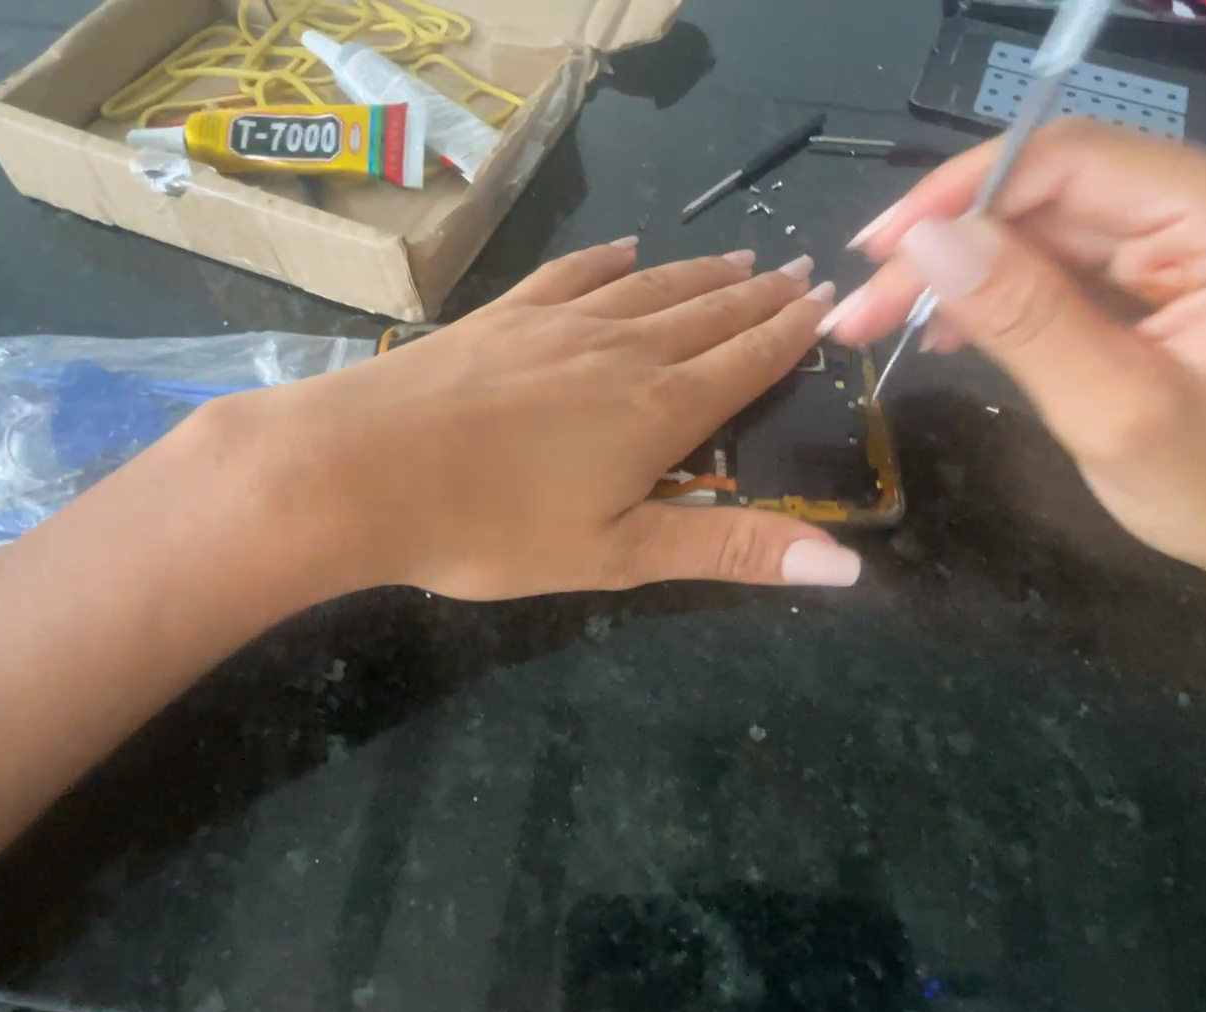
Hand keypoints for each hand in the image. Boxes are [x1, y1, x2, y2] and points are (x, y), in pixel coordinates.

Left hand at [203, 241, 857, 600]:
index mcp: (658, 410)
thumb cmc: (492, 528)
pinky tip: (626, 250)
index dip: (791, 333)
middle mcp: (620, 351)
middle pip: (707, 312)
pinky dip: (609, 261)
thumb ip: (729, 550)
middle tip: (801, 270)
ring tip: (741, 257)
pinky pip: (572, 275)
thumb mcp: (620, 555)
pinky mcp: (503, 317)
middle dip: (760, 295)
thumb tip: (847, 567)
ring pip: (650, 288)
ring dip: (701, 273)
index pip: (745, 360)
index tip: (826, 300)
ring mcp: (557, 324)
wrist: (359, 471)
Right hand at [818, 121, 1205, 578]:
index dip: (961, 195)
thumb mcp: (1113, 410)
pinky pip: (1044, 262)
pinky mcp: (1144, 270)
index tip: (876, 252)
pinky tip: (937, 328)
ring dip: (947, 272)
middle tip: (857, 309)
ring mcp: (1175, 235)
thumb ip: (1024, 319)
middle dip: (940, 246)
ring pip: (1031, 227)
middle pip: (1042, 193)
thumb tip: (926, 242)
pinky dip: (981, 294)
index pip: (1071, 161)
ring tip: (874, 322)